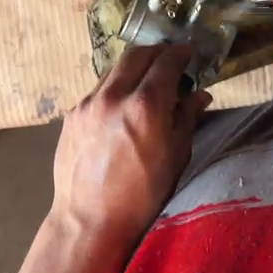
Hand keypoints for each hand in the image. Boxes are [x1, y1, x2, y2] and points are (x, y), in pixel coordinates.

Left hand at [50, 43, 211, 244]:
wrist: (90, 220)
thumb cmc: (142, 195)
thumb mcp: (176, 157)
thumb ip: (187, 118)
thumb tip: (200, 95)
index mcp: (145, 106)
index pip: (166, 62)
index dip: (181, 53)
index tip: (189, 53)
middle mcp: (114, 96)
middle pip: (136, 55)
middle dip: (156, 52)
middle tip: (169, 61)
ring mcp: (88, 104)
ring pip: (114, 70)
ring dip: (133, 69)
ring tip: (146, 85)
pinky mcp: (72, 115)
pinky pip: (98, 91)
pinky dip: (115, 89)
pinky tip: (122, 109)